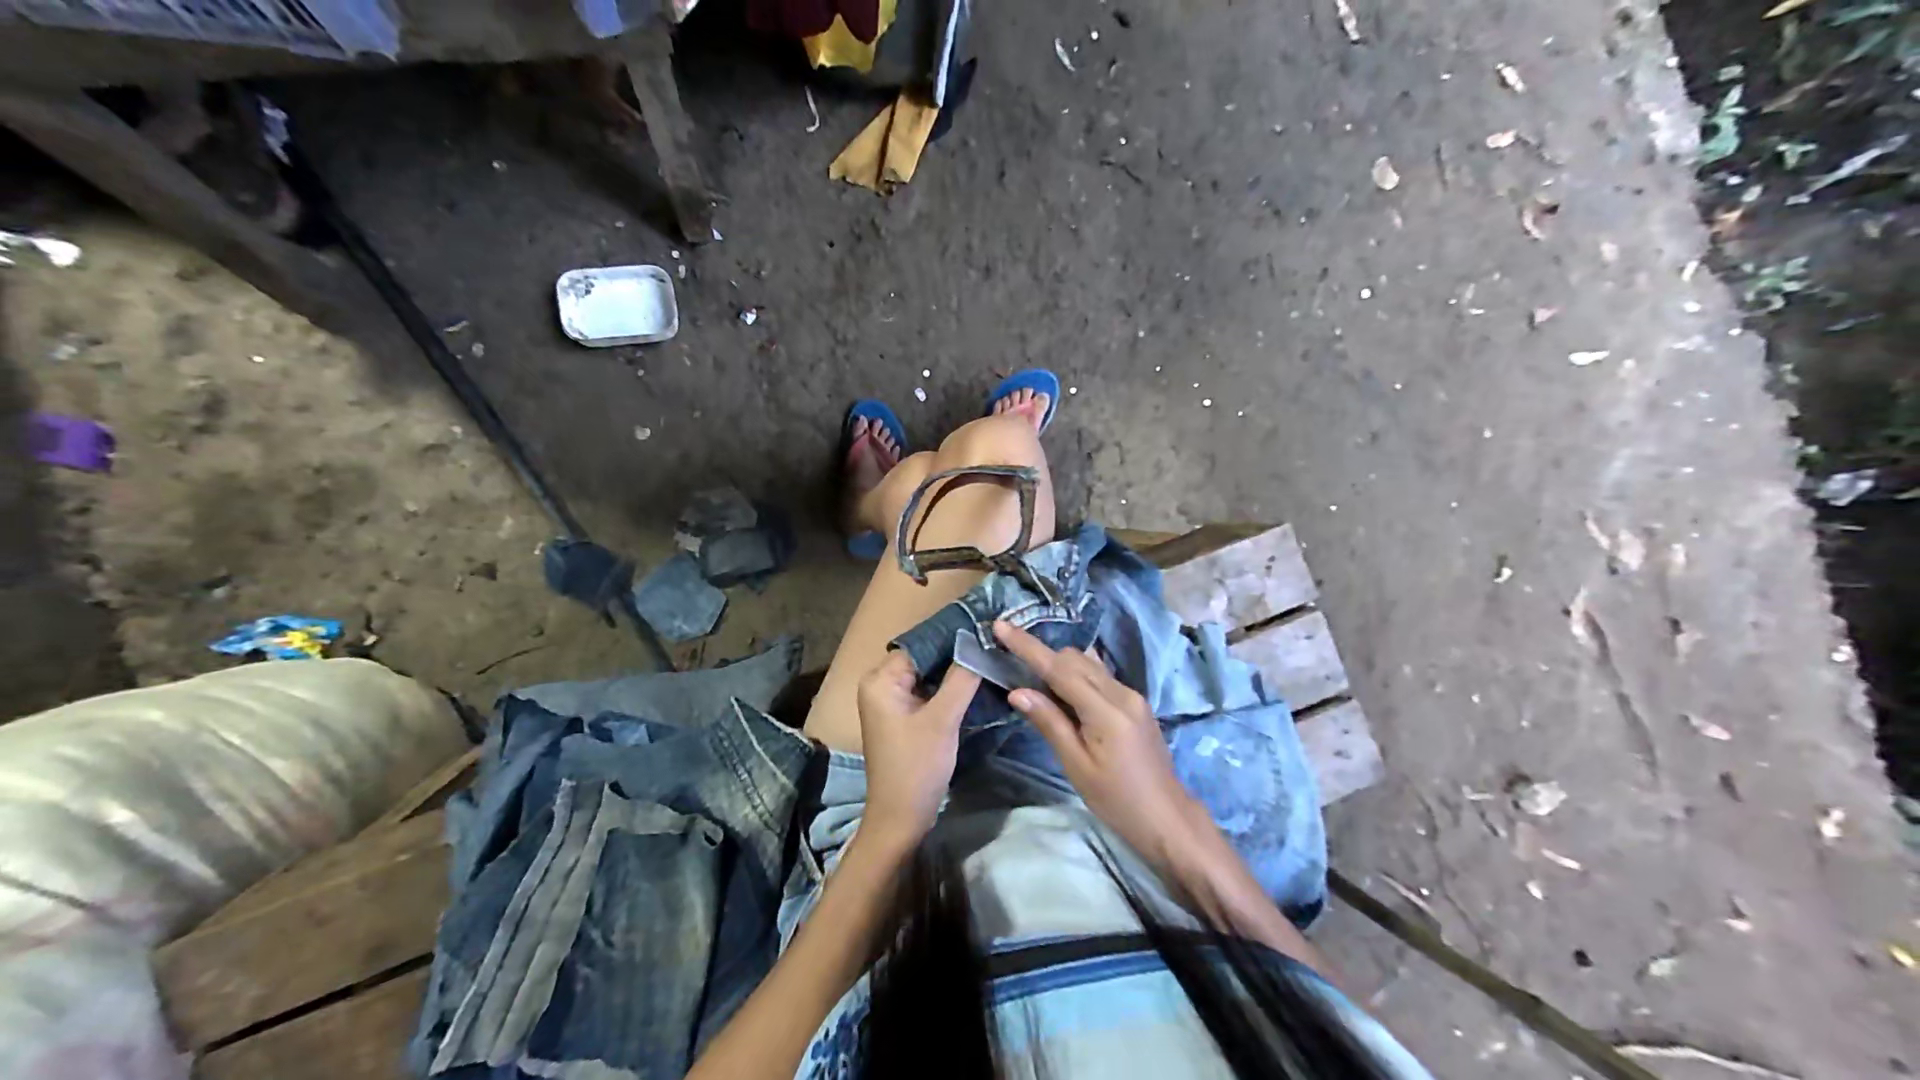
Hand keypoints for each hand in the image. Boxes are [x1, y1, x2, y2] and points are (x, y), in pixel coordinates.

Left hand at [854, 651, 982, 850]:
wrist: (900, 819)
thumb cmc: (917, 768)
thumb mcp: (942, 720)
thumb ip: (961, 678)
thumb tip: (980, 641)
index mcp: (880, 680)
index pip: (921, 644)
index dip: (952, 636)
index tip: (986, 629)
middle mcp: (880, 684)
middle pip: (924, 657)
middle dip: (955, 652)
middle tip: (993, 643)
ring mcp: (890, 701)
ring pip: (928, 674)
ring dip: (954, 669)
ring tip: (989, 657)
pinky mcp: (903, 716)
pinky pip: (928, 690)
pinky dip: (948, 687)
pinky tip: (975, 681)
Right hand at [992, 620, 1221, 875]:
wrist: (1167, 817)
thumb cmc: (1117, 800)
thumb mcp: (1077, 766)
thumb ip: (1049, 723)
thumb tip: (1017, 691)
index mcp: (1106, 711)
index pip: (1059, 669)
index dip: (1028, 646)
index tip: (1001, 625)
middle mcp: (1122, 693)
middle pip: (1074, 659)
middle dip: (1042, 655)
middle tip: (1010, 661)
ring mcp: (1132, 696)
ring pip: (1088, 664)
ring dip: (1059, 664)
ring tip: (1032, 676)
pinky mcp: (1134, 703)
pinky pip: (1099, 676)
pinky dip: (1076, 676)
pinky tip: (1062, 693)